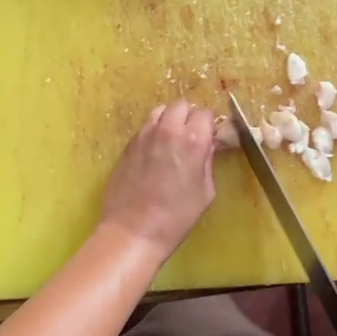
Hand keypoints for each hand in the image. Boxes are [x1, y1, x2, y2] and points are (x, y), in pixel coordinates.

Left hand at [98, 100, 217, 258]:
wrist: (133, 230)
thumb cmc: (176, 217)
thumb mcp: (205, 192)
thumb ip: (207, 162)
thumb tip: (207, 147)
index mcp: (192, 140)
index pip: (205, 114)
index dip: (208, 126)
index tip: (208, 139)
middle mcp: (168, 129)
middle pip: (181, 105)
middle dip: (188, 117)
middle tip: (190, 138)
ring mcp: (144, 134)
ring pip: (160, 111)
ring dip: (169, 120)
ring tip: (170, 142)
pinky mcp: (128, 143)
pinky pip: (145, 127)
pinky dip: (153, 132)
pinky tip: (154, 154)